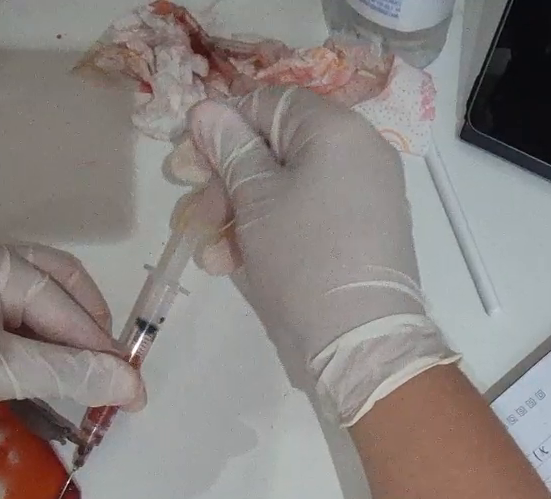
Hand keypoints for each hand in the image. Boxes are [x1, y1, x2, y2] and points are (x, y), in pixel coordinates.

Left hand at [0, 235, 142, 469]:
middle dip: (90, 333)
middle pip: (59, 287)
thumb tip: (135, 386)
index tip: (133, 400)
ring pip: (31, 300)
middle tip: (105, 381)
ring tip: (74, 381)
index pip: (72, 307)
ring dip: (61, 337)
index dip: (107, 354)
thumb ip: (68, 373)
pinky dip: (29, 340)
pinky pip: (2, 312)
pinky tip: (31, 371)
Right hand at [185, 87, 458, 424]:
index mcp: (338, 130)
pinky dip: (270, 237)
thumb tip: (209, 110)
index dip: (222, 127)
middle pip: (276, 152)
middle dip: (225, 183)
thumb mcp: (256, 199)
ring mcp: (362, 202)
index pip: (270, 104)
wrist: (360, 342)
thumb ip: (231, 150)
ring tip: (208, 256)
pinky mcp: (359, 242)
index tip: (188, 162)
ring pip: (286, 193)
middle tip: (191, 215)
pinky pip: (307, 223)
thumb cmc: (304, 259)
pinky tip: (232, 265)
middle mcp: (358, 157)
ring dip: (239, 219)